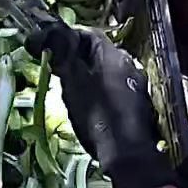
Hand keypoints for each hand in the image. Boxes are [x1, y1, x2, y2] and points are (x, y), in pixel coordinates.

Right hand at [27, 24, 175, 187]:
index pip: (89, 35)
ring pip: (106, 70)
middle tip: (57, 68)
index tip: (50, 48)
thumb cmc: (97, 116)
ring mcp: (135, 85)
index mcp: (113, 56)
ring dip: (88, 73)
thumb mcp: (73, 84)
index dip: (68, 38)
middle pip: (99, 52)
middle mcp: (128, 65)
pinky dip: (98, 88)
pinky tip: (89, 103)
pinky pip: (113, 86)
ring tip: (69, 86)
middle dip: (77, 57)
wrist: (128, 154)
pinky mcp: (136, 104)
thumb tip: (51, 33)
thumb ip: (63, 56)